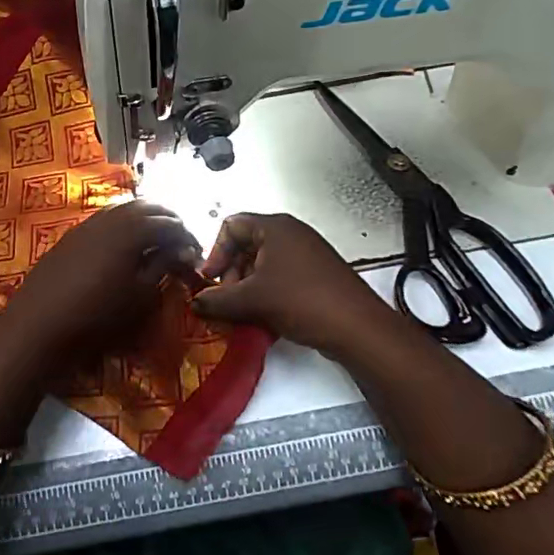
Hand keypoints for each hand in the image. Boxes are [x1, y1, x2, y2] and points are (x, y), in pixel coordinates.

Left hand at [0, 201, 199, 381]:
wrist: (38, 323)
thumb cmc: (96, 315)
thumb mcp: (139, 296)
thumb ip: (162, 267)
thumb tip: (180, 250)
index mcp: (132, 231)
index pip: (170, 224)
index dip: (187, 236)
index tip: (197, 254)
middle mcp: (110, 218)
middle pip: (147, 207)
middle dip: (168, 220)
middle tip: (181, 241)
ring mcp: (87, 223)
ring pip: (124, 208)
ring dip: (145, 217)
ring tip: (156, 239)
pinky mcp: (71, 234)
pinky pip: (104, 217)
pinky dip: (122, 222)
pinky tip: (124, 242)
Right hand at [192, 213, 392, 355]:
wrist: (357, 328)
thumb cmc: (302, 301)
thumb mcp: (251, 300)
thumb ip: (216, 300)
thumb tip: (196, 303)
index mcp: (274, 227)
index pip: (231, 226)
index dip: (215, 252)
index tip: (211, 279)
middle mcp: (291, 234)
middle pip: (246, 246)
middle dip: (230, 274)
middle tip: (227, 300)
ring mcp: (307, 254)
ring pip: (262, 265)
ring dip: (247, 288)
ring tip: (244, 313)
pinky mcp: (317, 275)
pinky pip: (281, 277)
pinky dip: (267, 294)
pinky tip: (265, 318)